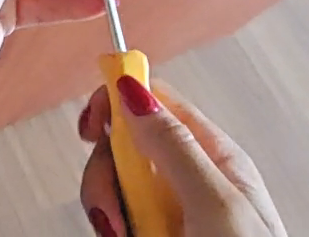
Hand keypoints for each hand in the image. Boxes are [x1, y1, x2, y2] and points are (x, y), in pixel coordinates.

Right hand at [77, 78, 287, 236]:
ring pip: (114, 181)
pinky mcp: (152, 235)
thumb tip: (131, 86)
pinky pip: (116, 216)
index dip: (116, 101)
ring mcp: (170, 212)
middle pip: (124, 142)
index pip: (155, 101)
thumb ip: (173, 146)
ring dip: (107, 205)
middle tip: (112, 209)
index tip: (91, 127)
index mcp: (215, 159)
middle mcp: (189, 178)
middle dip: (106, 171)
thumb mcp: (217, 208)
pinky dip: (112, 228)